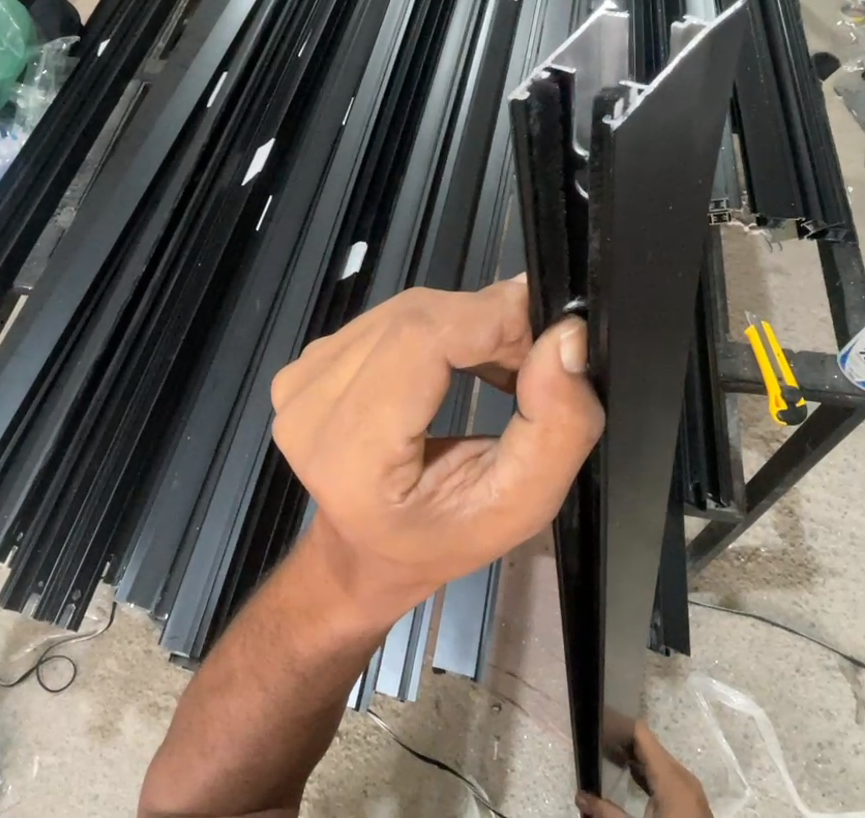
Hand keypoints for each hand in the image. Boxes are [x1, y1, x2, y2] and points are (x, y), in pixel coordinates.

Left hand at [270, 278, 603, 620]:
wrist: (364, 551)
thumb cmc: (442, 540)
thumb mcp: (521, 506)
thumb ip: (555, 428)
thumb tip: (565, 337)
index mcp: (351, 455)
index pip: (420, 339)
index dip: (491, 319)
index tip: (547, 335)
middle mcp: (309, 408)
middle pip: (414, 318)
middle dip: (489, 322)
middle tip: (534, 357)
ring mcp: (299, 380)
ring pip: (402, 312)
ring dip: (465, 324)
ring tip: (502, 366)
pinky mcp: (305, 363)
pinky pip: (384, 320)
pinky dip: (436, 329)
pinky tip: (459, 362)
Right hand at [575, 722, 712, 817]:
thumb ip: (607, 813)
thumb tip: (579, 796)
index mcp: (672, 778)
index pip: (643, 734)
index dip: (620, 725)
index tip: (598, 724)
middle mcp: (683, 778)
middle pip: (649, 747)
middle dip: (623, 744)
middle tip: (596, 744)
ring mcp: (689, 790)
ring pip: (658, 762)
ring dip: (634, 760)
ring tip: (606, 757)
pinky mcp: (690, 802)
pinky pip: (666, 777)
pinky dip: (647, 775)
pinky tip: (629, 778)